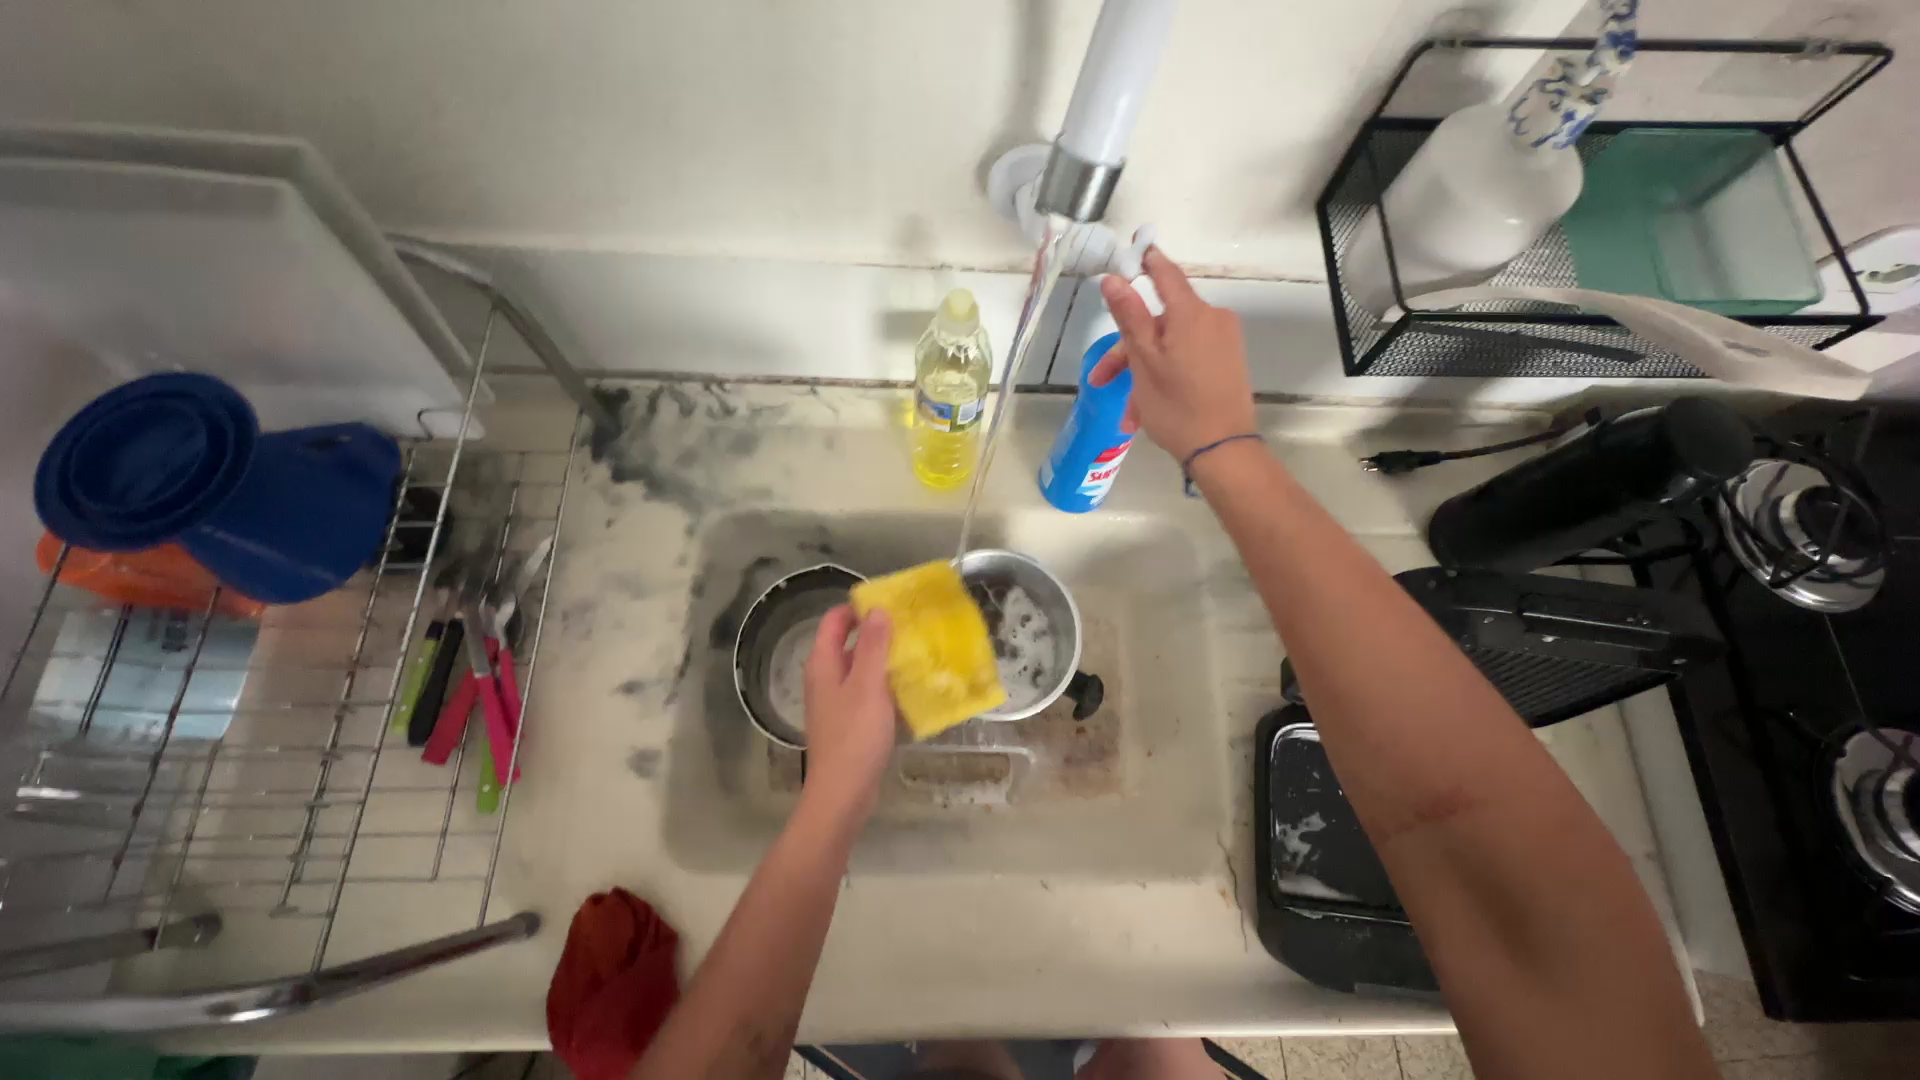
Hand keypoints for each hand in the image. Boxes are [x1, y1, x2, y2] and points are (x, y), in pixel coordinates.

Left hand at [802, 605, 896, 811]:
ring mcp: (837, 702)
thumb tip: (878, 610)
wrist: (843, 794)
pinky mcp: (850, 722)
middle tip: (913, 626)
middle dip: (878, 632)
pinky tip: (911, 689)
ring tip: (918, 652)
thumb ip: (874, 646)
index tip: (892, 603)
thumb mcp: (868, 685)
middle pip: (849, 643)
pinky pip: (868, 693)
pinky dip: (886, 686)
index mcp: (823, 663)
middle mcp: (826, 678)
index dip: (859, 608)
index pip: (835, 621)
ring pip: (861, 669)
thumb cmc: (854, 736)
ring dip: (885, 660)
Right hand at [1089, 248, 1257, 461]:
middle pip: (1160, 322)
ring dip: (1144, 373)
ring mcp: (1223, 341)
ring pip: (1170, 346)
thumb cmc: (1177, 407)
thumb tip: (1113, 278)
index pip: (1165, 273)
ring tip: (1129, 415)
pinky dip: (1164, 377)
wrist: (1223, 450)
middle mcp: (1212, 319)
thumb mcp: (1144, 362)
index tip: (1130, 250)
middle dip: (1129, 351)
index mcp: (1191, 314)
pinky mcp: (1227, 362)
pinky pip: (1187, 359)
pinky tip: (1146, 412)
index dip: (1145, 261)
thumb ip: (1129, 317)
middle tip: (1102, 382)